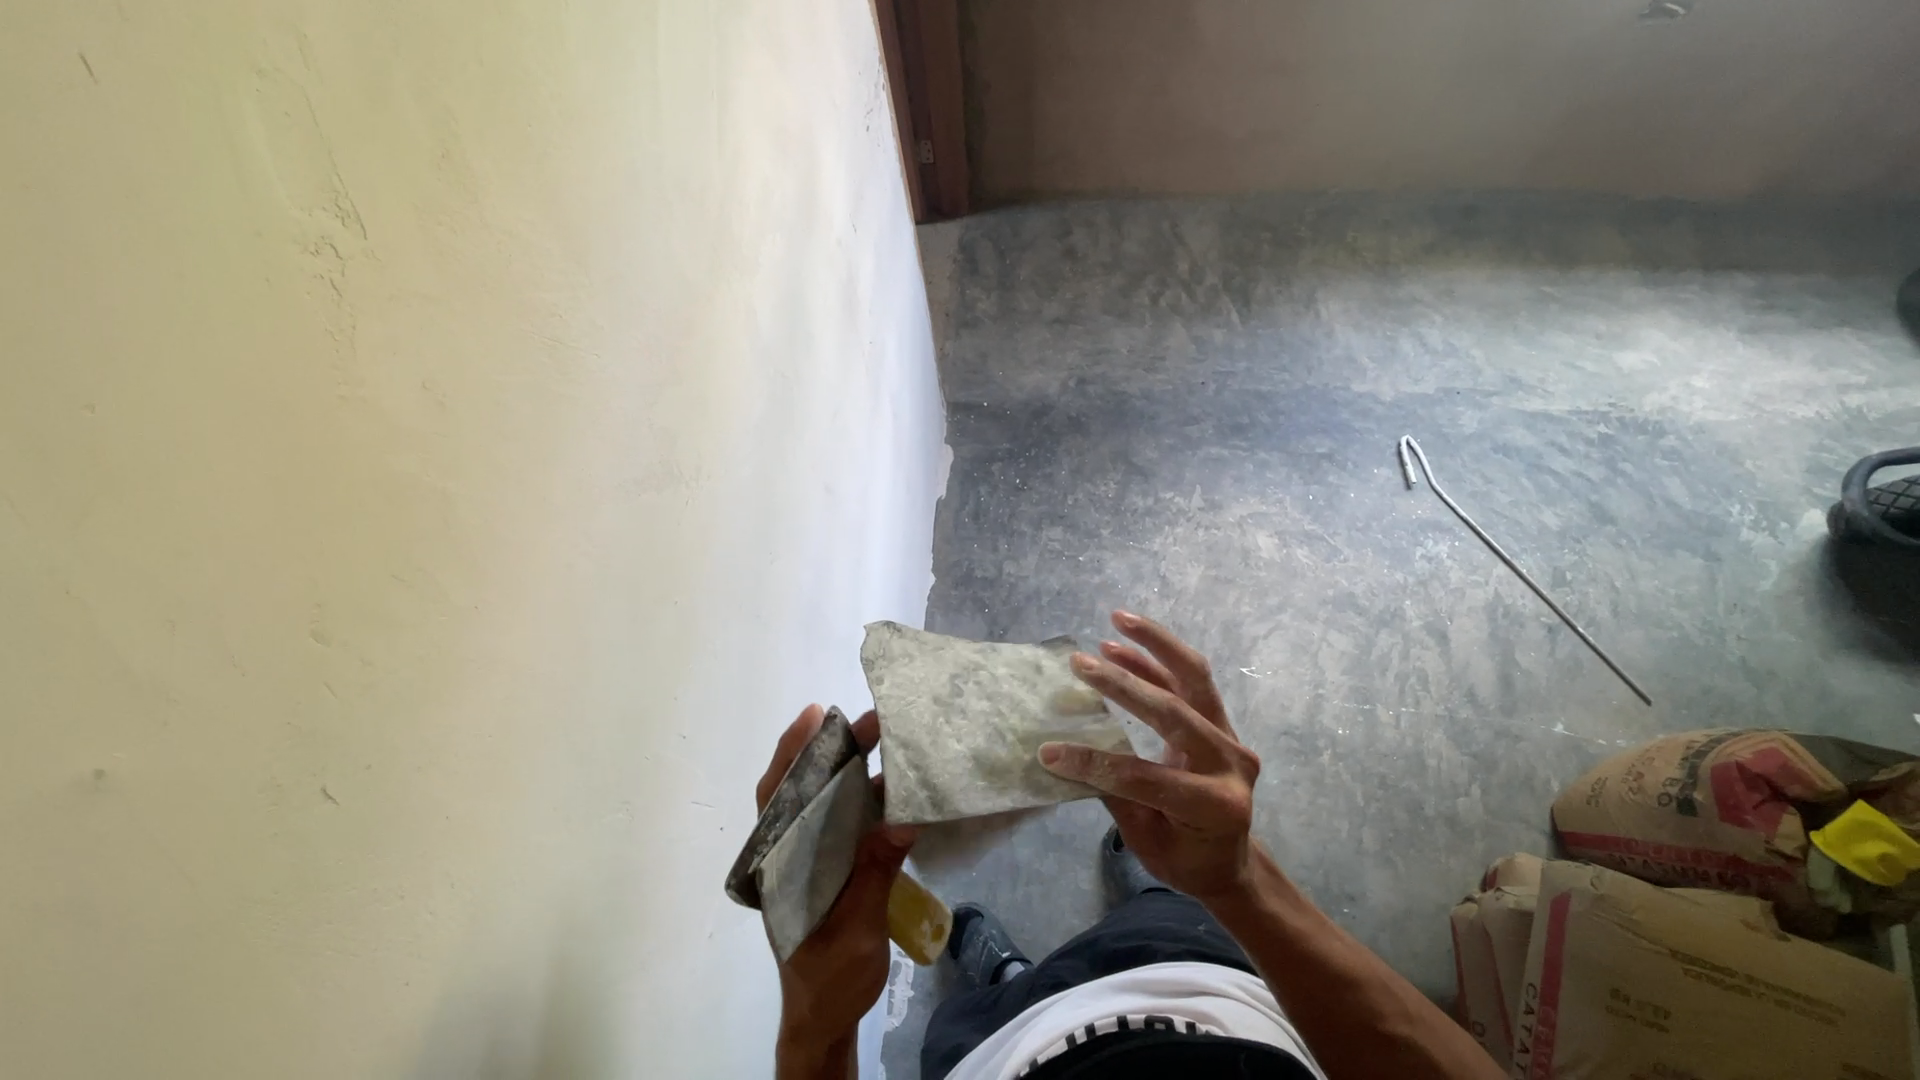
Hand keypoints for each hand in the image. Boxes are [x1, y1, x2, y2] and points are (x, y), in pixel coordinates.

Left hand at [757, 705, 917, 1076]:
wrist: (825, 1019)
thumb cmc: (829, 978)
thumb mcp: (854, 931)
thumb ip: (874, 874)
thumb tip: (904, 819)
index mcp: (780, 863)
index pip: (778, 795)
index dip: (793, 751)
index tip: (815, 714)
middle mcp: (793, 851)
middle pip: (807, 787)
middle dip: (835, 750)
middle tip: (873, 720)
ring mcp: (815, 857)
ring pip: (829, 800)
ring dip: (856, 770)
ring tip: (891, 740)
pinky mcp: (839, 867)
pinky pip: (851, 823)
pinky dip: (871, 800)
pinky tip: (897, 787)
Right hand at [1036, 611, 1261, 902]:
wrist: (1231, 861)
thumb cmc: (1184, 859)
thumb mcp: (1145, 840)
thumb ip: (1113, 793)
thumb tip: (1064, 752)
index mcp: (1214, 805)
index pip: (1143, 776)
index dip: (1094, 763)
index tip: (1049, 752)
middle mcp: (1231, 764)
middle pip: (1173, 713)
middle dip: (1122, 686)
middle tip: (1079, 663)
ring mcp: (1231, 737)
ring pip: (1195, 678)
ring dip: (1155, 644)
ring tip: (1117, 618)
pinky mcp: (1222, 722)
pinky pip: (1191, 682)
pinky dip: (1156, 659)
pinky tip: (1120, 643)